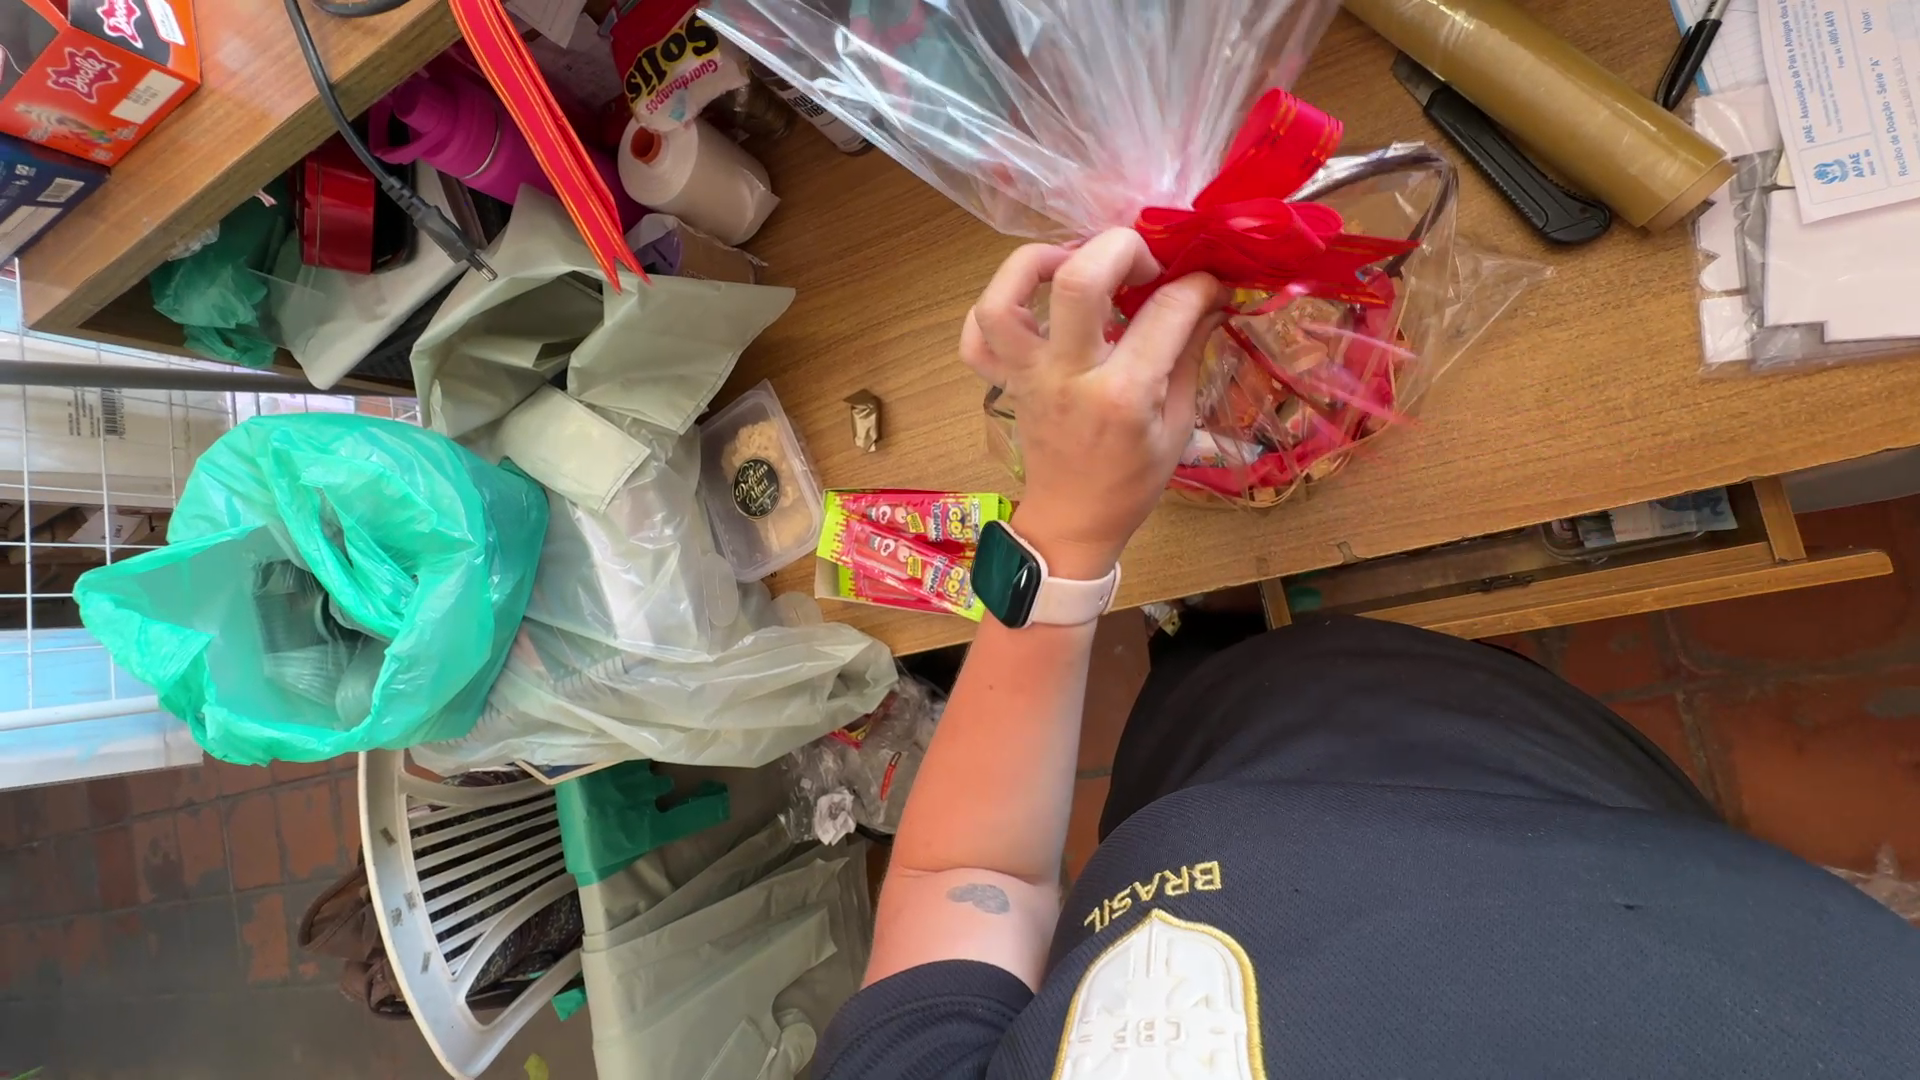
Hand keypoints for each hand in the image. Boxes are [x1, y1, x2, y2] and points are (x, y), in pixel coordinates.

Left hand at [961, 229, 1221, 579]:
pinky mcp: (1006, 384)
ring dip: (1035, 263)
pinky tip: (1031, 306)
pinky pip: (975, 340)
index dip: (1195, 282)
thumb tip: (1209, 296)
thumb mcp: (1177, 424)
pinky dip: (994, 309)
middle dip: (1118, 247)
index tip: (1206, 283)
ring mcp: (1028, 378)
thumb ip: (1189, 354)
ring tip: (1073, 263)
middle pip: (1077, 281)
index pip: (1164, 309)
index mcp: (1123, 394)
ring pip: (1002, 302)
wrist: (1073, 521)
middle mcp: (1068, 376)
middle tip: (1140, 265)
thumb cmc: (1132, 482)